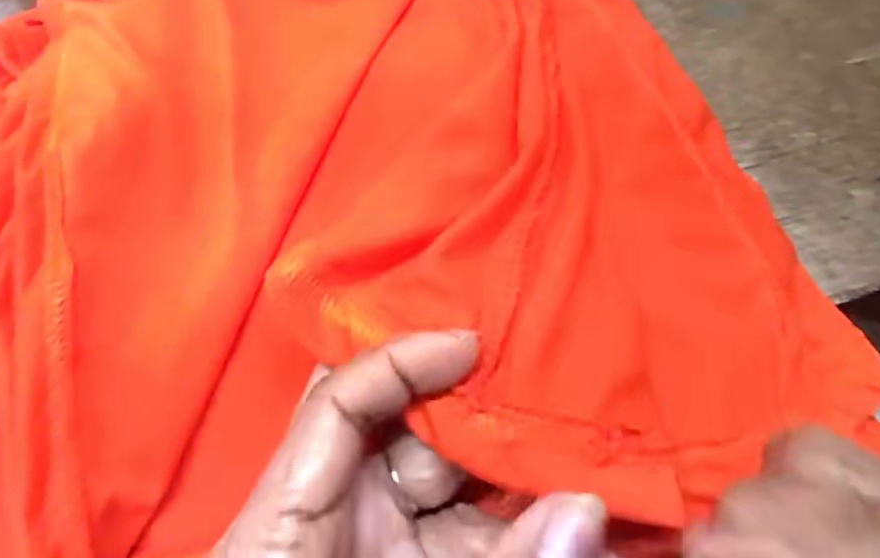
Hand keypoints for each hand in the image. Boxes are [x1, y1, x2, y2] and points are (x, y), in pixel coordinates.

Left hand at [217, 331, 607, 557]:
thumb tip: (585, 509)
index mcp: (293, 511)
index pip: (342, 398)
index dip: (403, 356)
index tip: (471, 342)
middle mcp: (341, 510)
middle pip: (406, 427)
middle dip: (475, 404)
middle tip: (542, 373)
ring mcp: (380, 539)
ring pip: (448, 477)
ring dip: (508, 460)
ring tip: (569, 425)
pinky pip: (467, 525)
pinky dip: (514, 516)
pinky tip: (565, 497)